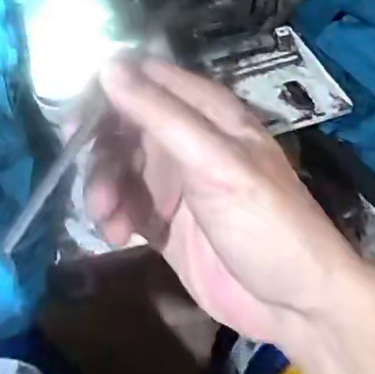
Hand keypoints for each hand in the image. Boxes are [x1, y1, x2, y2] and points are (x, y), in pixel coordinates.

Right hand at [85, 57, 370, 346]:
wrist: (298, 307)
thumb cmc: (265, 221)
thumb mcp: (213, 162)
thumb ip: (159, 113)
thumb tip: (108, 66)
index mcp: (202, 110)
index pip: (144, 77)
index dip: (107, 85)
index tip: (76, 105)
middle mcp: (182, 136)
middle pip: (121, 121)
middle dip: (98, 143)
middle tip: (78, 160)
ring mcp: (169, 179)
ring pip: (115, 163)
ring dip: (101, 184)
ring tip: (105, 214)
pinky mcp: (159, 218)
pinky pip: (120, 203)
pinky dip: (110, 214)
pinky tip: (116, 234)